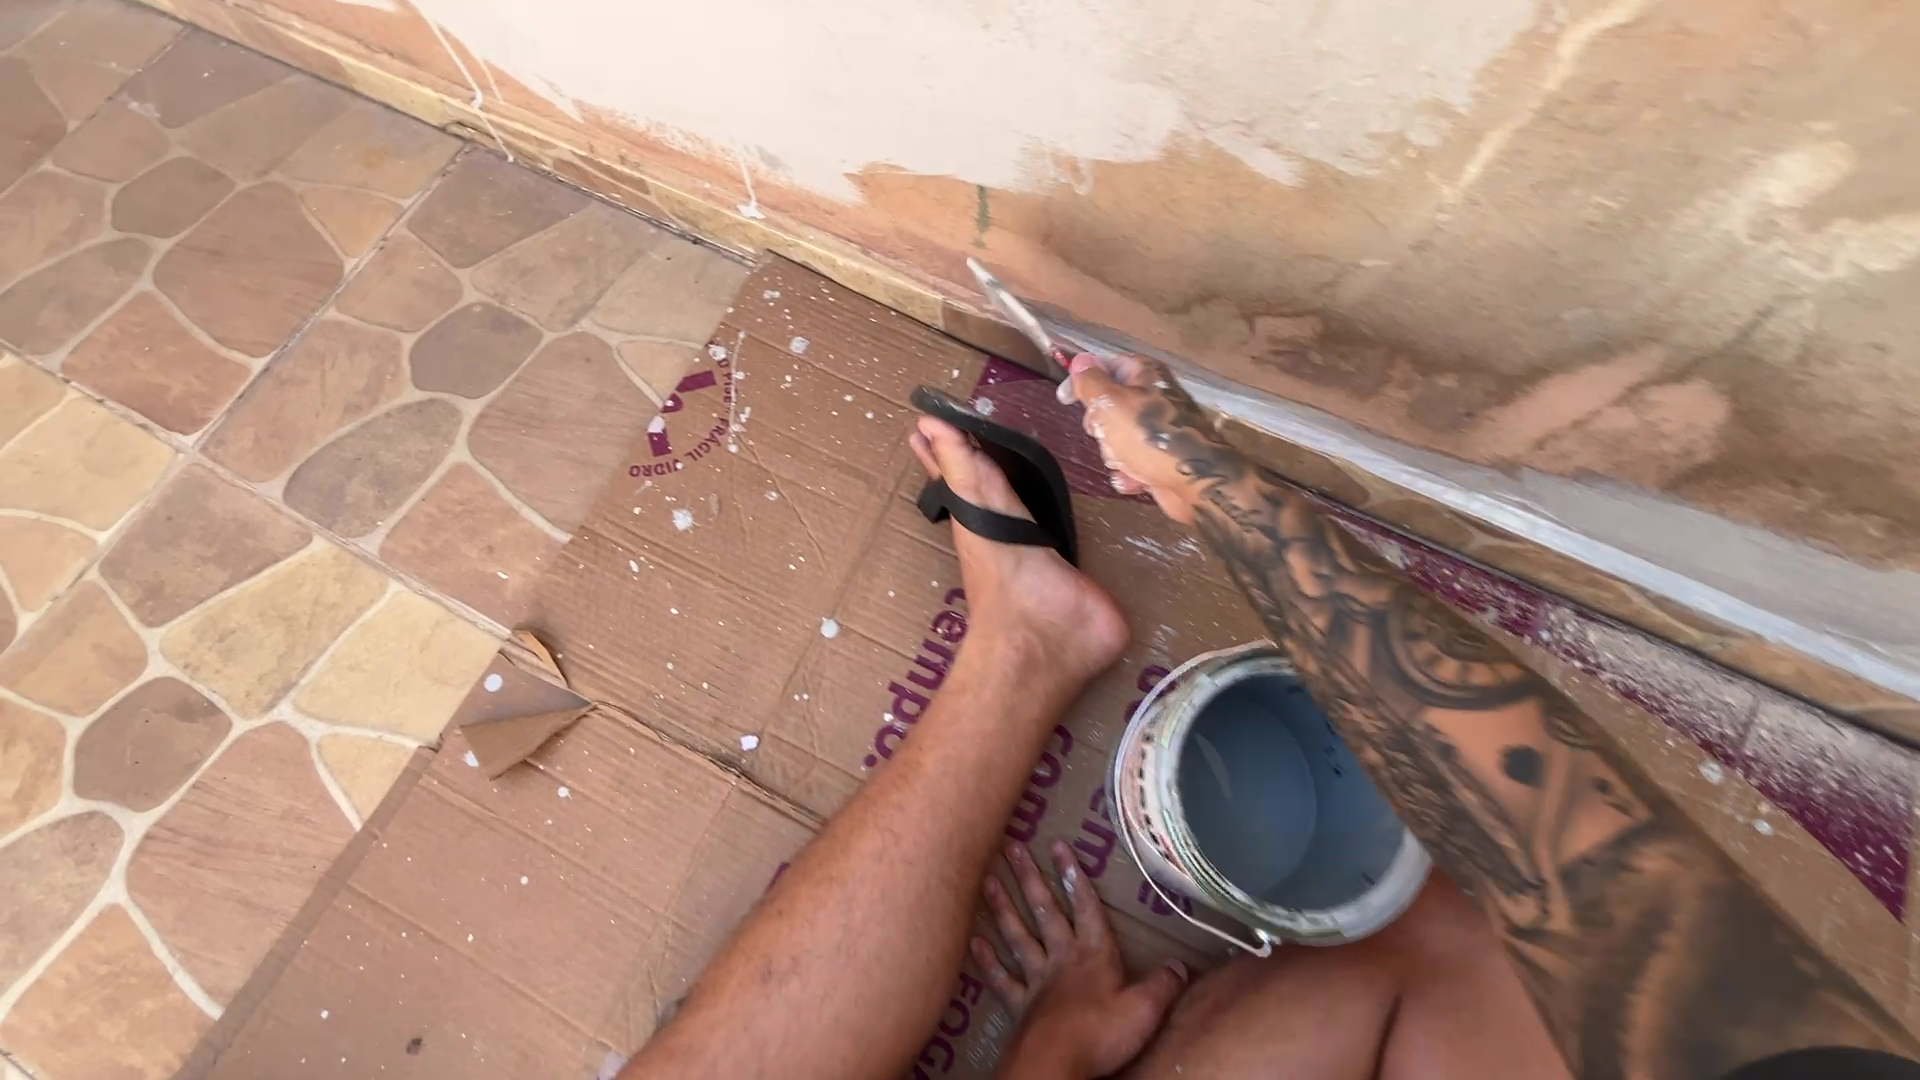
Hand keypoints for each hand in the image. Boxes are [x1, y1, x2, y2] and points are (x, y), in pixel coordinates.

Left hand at [975, 841, 1187, 1078]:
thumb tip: (1180, 964)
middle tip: (1012, 847)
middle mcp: (1062, 959)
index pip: (1085, 906)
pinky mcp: (1020, 1007)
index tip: (1058, 845)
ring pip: (1018, 936)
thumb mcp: (1144, 1010)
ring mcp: (1037, 981)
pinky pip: (1001, 980)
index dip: (1074, 875)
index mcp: (1093, 955)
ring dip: (1003, 908)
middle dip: (1030, 878)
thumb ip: (1162, 985)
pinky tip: (975, 941)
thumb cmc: (1100, 1034)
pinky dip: (988, 961)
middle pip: (1044, 911)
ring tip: (988, 880)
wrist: (1055, 1064)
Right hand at [1064, 353, 1241, 524]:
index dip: (1082, 381)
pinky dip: (1129, 474)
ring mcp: (1157, 431)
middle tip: (1107, 433)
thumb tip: (1080, 360)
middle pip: (1107, 408)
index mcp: (1144, 375)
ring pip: (1115, 440)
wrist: (1195, 481)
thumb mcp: (1111, 403)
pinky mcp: (1160, 460)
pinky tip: (1135, 479)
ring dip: (1114, 455)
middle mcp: (1153, 398)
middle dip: (1100, 427)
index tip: (1064, 399)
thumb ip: (1091, 382)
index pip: (1105, 367)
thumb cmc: (1150, 436)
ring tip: (1127, 460)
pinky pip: (1130, 465)